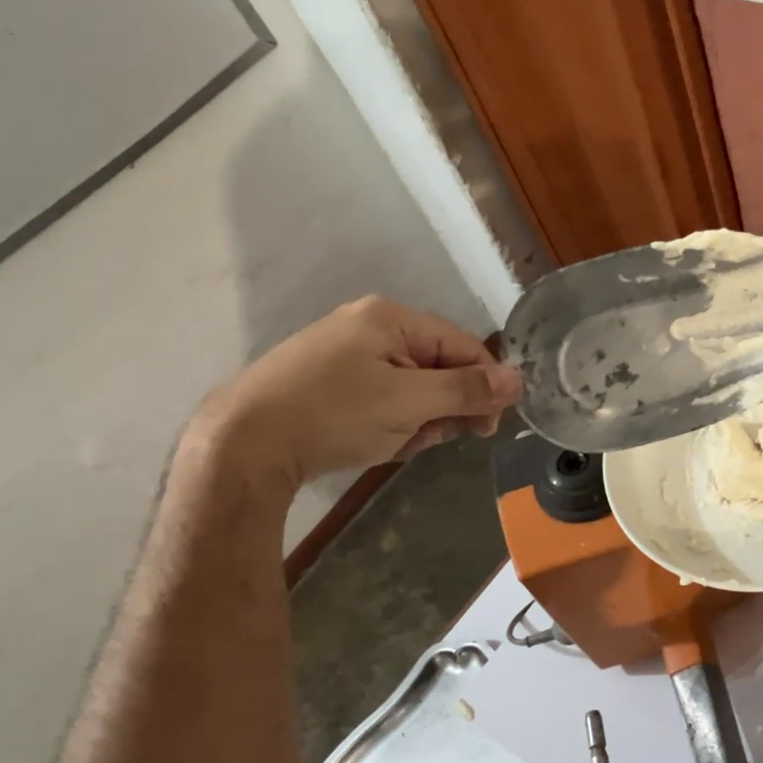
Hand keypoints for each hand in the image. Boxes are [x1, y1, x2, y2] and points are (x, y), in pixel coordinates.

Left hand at [187, 295, 520, 490]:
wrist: (244, 443)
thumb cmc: (333, 416)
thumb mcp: (410, 403)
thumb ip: (467, 390)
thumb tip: (519, 380)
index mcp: (390, 318)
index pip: (464, 345)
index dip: (484, 386)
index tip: (487, 429)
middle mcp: (369, 325)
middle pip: (439, 366)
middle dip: (443, 407)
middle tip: (428, 438)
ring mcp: (345, 352)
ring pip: (413, 386)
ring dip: (417, 420)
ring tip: (392, 442)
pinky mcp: (329, 380)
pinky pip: (383, 396)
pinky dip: (390, 422)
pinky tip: (373, 441)